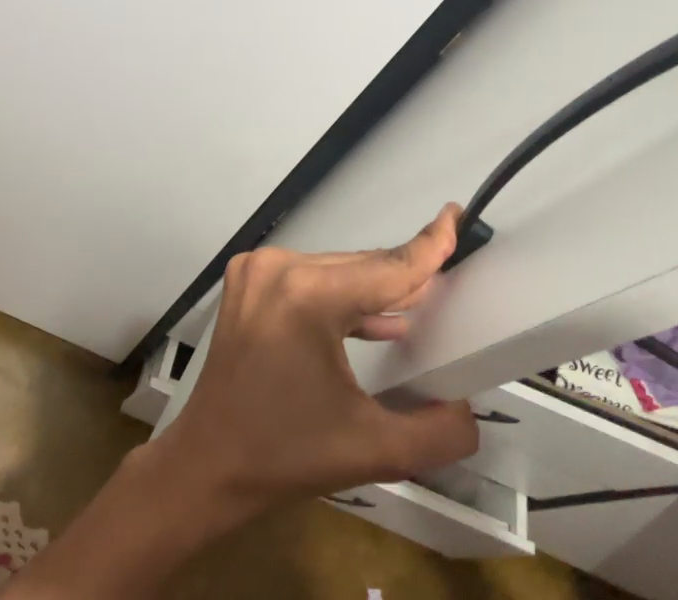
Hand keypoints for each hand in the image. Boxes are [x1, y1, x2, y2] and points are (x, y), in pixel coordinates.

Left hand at [3, 206, 480, 597]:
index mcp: (308, 296)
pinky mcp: (245, 285)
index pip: (386, 267)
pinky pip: (308, 279)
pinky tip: (377, 321)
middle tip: (452, 289)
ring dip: (373, 289)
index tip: (456, 215)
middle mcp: (278, 269)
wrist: (211, 461)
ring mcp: (255, 272)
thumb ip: (441, 430)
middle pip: (362, 267)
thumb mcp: (377, 449)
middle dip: (406, 278)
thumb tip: (467, 407)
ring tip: (421, 305)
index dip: (429, 246)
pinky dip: (341, 295)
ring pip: (335, 270)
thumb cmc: (288, 454)